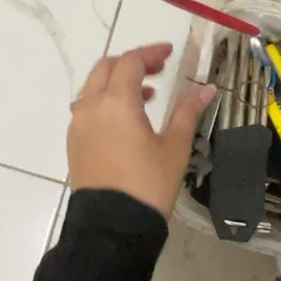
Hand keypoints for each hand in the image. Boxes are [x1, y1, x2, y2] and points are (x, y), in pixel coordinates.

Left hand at [68, 43, 215, 216]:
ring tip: (148, 96)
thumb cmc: (148, 185)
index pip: (131, 62)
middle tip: (159, 70)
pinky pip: (87, 109)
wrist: (112, 226)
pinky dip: (105, 102)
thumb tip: (206, 89)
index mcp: (116, 102)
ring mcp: (78, 125)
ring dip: (117, 82)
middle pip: (106, 68)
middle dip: (132, 64)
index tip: (170, 53)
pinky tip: (126, 120)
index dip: (151, 53)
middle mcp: (91, 106)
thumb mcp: (174, 148)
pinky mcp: (74, 143)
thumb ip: (187, 112)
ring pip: (93, 88)